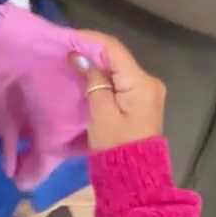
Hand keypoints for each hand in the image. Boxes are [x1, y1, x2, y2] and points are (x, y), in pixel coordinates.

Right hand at [74, 31, 165, 151]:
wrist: (133, 177)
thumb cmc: (115, 146)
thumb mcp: (101, 113)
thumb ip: (93, 81)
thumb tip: (80, 56)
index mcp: (142, 83)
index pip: (114, 50)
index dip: (90, 41)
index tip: (67, 39)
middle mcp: (149, 82)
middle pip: (117, 58)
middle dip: (92, 52)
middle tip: (66, 51)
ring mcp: (147, 93)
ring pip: (118, 69)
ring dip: (97, 65)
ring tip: (73, 61)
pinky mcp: (141, 102)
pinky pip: (120, 82)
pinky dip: (104, 78)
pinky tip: (87, 77)